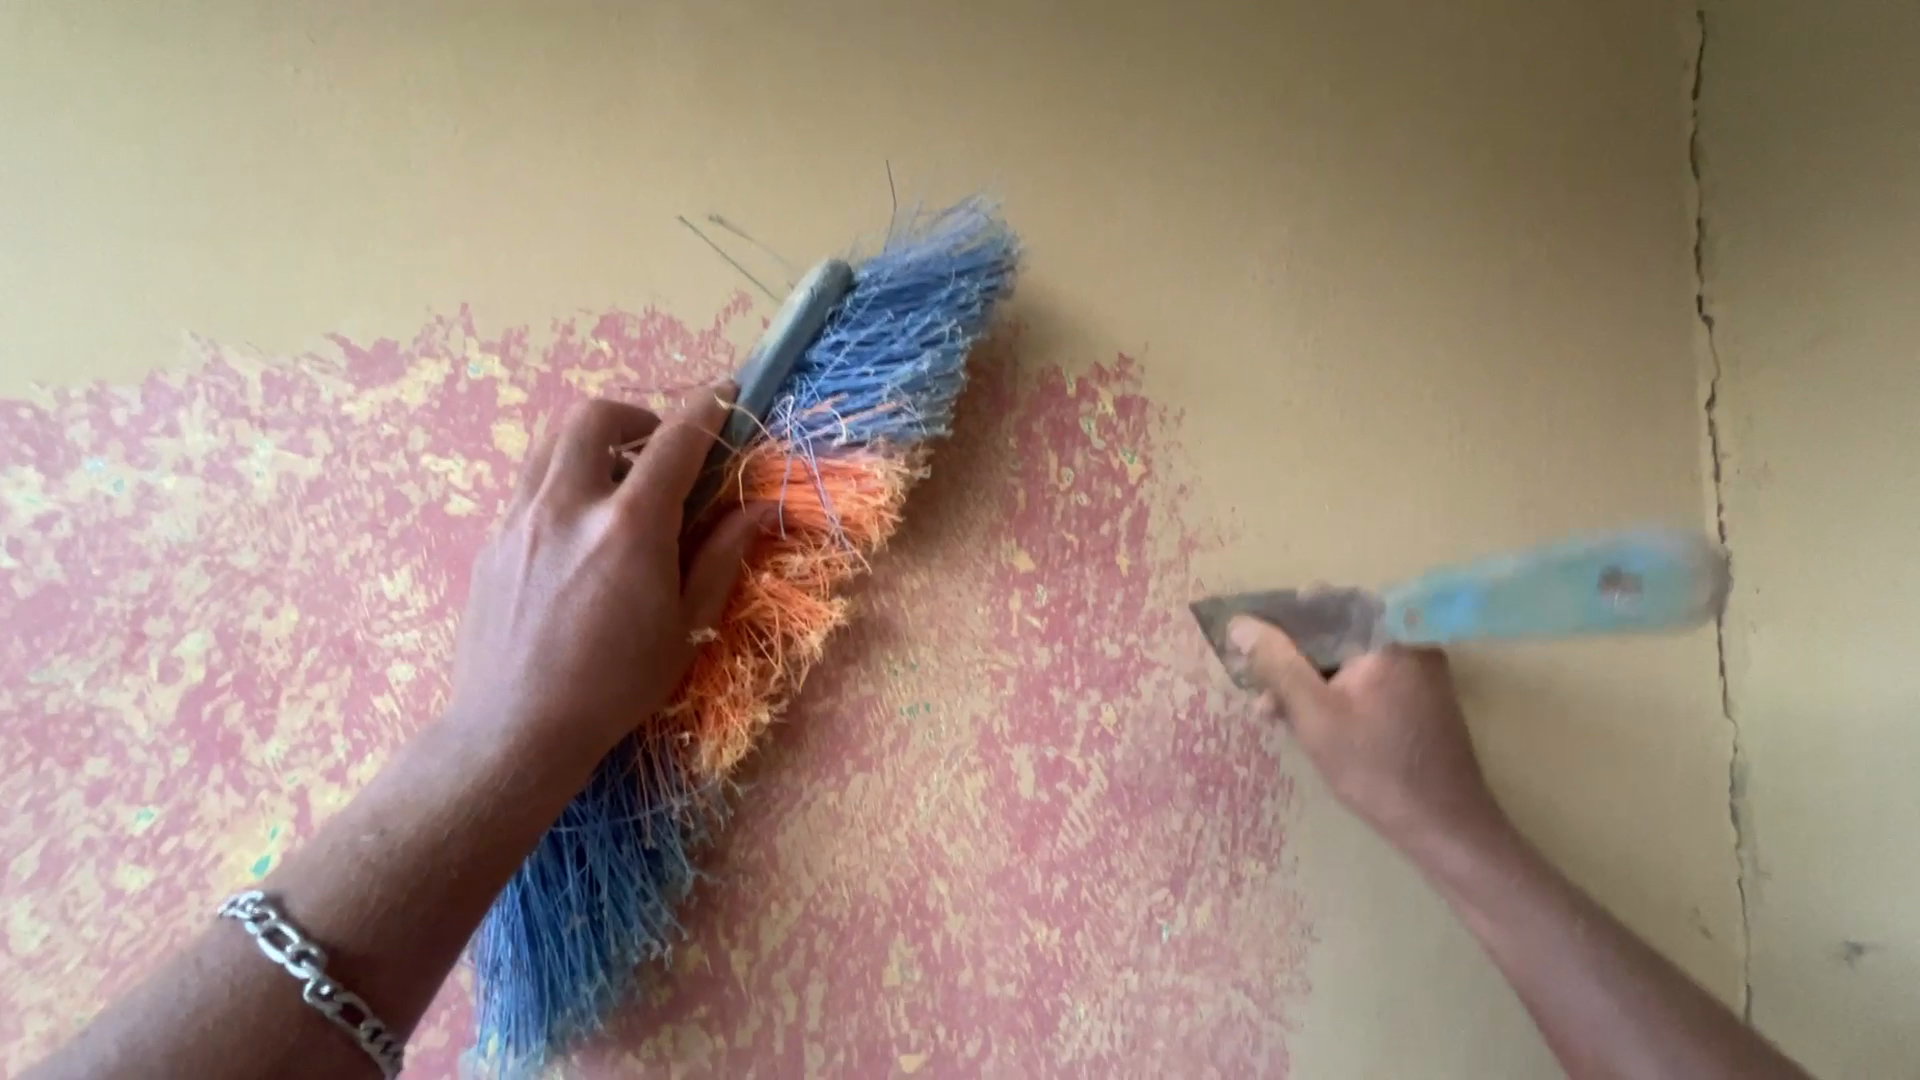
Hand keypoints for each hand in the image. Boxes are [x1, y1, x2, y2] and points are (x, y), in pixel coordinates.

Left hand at [448, 388, 766, 768]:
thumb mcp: (687, 624)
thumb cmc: (618, 683)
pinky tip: (581, 527)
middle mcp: (569, 505)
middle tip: (659, 448)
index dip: (705, 408)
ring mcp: (519, 517)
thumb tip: (762, 508)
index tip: (724, 392)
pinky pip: (530, 480)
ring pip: (551, 439)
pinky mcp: (491, 538)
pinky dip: (565, 476)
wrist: (515, 729)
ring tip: (619, 479)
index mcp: (629, 527)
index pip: (675, 442)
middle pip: (594, 416)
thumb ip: (722, 554)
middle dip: (636, 415)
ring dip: (594, 440)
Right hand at [1229, 617, 1504, 849]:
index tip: (1249, 640)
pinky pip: (1362, 680)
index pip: (1325, 603)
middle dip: (1290, 657)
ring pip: (1345, 660)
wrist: (1444, 828)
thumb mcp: (1313, 712)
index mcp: (1389, 637)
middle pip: (1334, 632)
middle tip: (1257, 684)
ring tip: (1271, 711)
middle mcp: (1408, 644)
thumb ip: (1276, 662)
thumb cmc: (1375, 766)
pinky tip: (1303, 721)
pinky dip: (1331, 693)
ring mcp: (1415, 672)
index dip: (1281, 618)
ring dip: (1306, 679)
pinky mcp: (1415, 698)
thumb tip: (1241, 624)